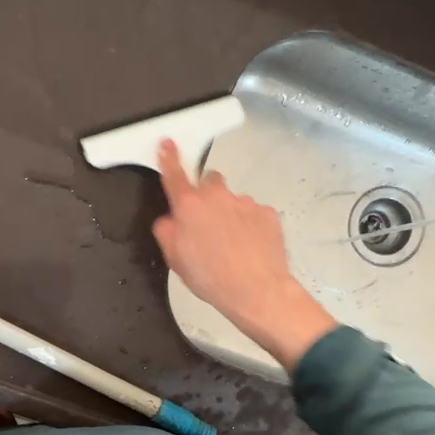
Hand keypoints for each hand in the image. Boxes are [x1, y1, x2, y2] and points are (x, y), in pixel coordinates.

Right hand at [153, 139, 337, 371]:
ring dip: (230, 215)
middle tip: (207, 223)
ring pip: (233, 200)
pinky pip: (254, 214)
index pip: (175, 174)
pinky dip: (250, 226)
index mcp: (189, 206)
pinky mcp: (267, 213)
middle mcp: (217, 197)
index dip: (169, 158)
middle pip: (209, 182)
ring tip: (232, 245)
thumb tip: (170, 219)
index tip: (168, 143)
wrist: (256, 290)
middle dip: (207, 195)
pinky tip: (250, 248)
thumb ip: (167, 231)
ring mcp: (246, 203)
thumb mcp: (174, 259)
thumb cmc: (209, 276)